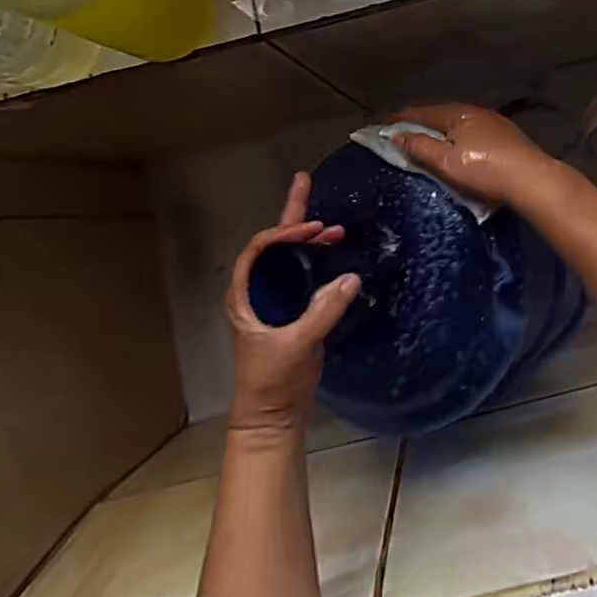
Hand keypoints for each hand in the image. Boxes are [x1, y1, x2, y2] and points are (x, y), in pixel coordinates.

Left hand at [224, 173, 358, 435]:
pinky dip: (319, 257)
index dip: (284, 234)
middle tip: (304, 182)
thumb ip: (322, 312)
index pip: (259, 250)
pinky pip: (306, 273)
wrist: (274, 414)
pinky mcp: (294, 309)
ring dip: (310, 238)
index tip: (314, 229)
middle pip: (273, 244)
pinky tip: (334, 249)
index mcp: (245, 296)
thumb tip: (350, 278)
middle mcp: (258, 290)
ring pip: (291, 256)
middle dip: (292, 216)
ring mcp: (276, 299)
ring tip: (332, 225)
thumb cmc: (270, 381)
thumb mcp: (294, 346)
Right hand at [391, 103, 565, 207]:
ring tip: (430, 138)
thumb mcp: (445, 162)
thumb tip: (396, 134)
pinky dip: (460, 134)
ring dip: (442, 127)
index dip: (400, 119)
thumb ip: (419, 147)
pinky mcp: (506, 134)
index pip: (421, 112)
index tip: (383, 125)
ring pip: (459, 120)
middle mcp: (474, 111)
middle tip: (403, 131)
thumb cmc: (484, 170)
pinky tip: (462, 144)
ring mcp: (493, 121)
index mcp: (456, 114)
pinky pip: (474, 129)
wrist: (531, 178)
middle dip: (421, 121)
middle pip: (440, 113)